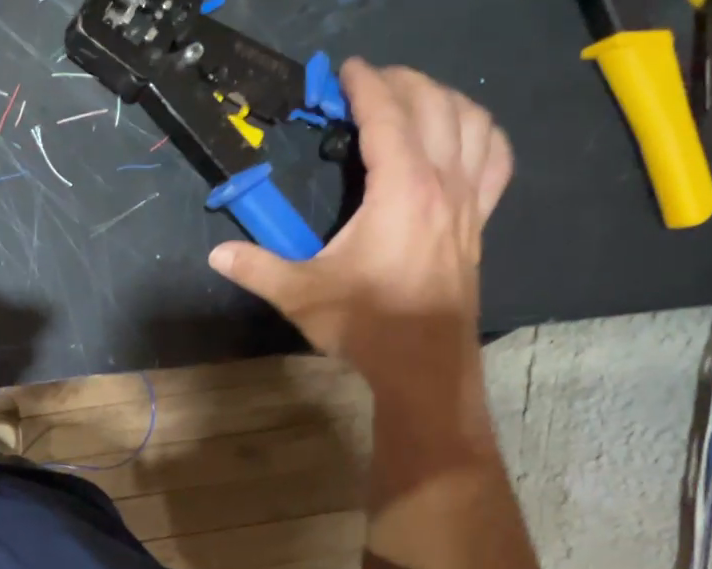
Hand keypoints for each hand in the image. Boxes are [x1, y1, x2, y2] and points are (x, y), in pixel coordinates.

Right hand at [208, 60, 513, 393]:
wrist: (421, 357)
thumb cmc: (363, 322)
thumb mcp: (299, 293)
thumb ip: (257, 268)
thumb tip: (217, 254)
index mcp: (401, 190)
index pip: (387, 118)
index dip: (367, 85)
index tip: (347, 68)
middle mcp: (443, 182)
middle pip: (434, 107)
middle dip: (404, 82)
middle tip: (372, 79)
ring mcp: (469, 199)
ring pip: (473, 123)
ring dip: (445, 98)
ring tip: (417, 95)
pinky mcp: (479, 220)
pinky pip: (495, 158)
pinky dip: (481, 133)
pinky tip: (467, 134)